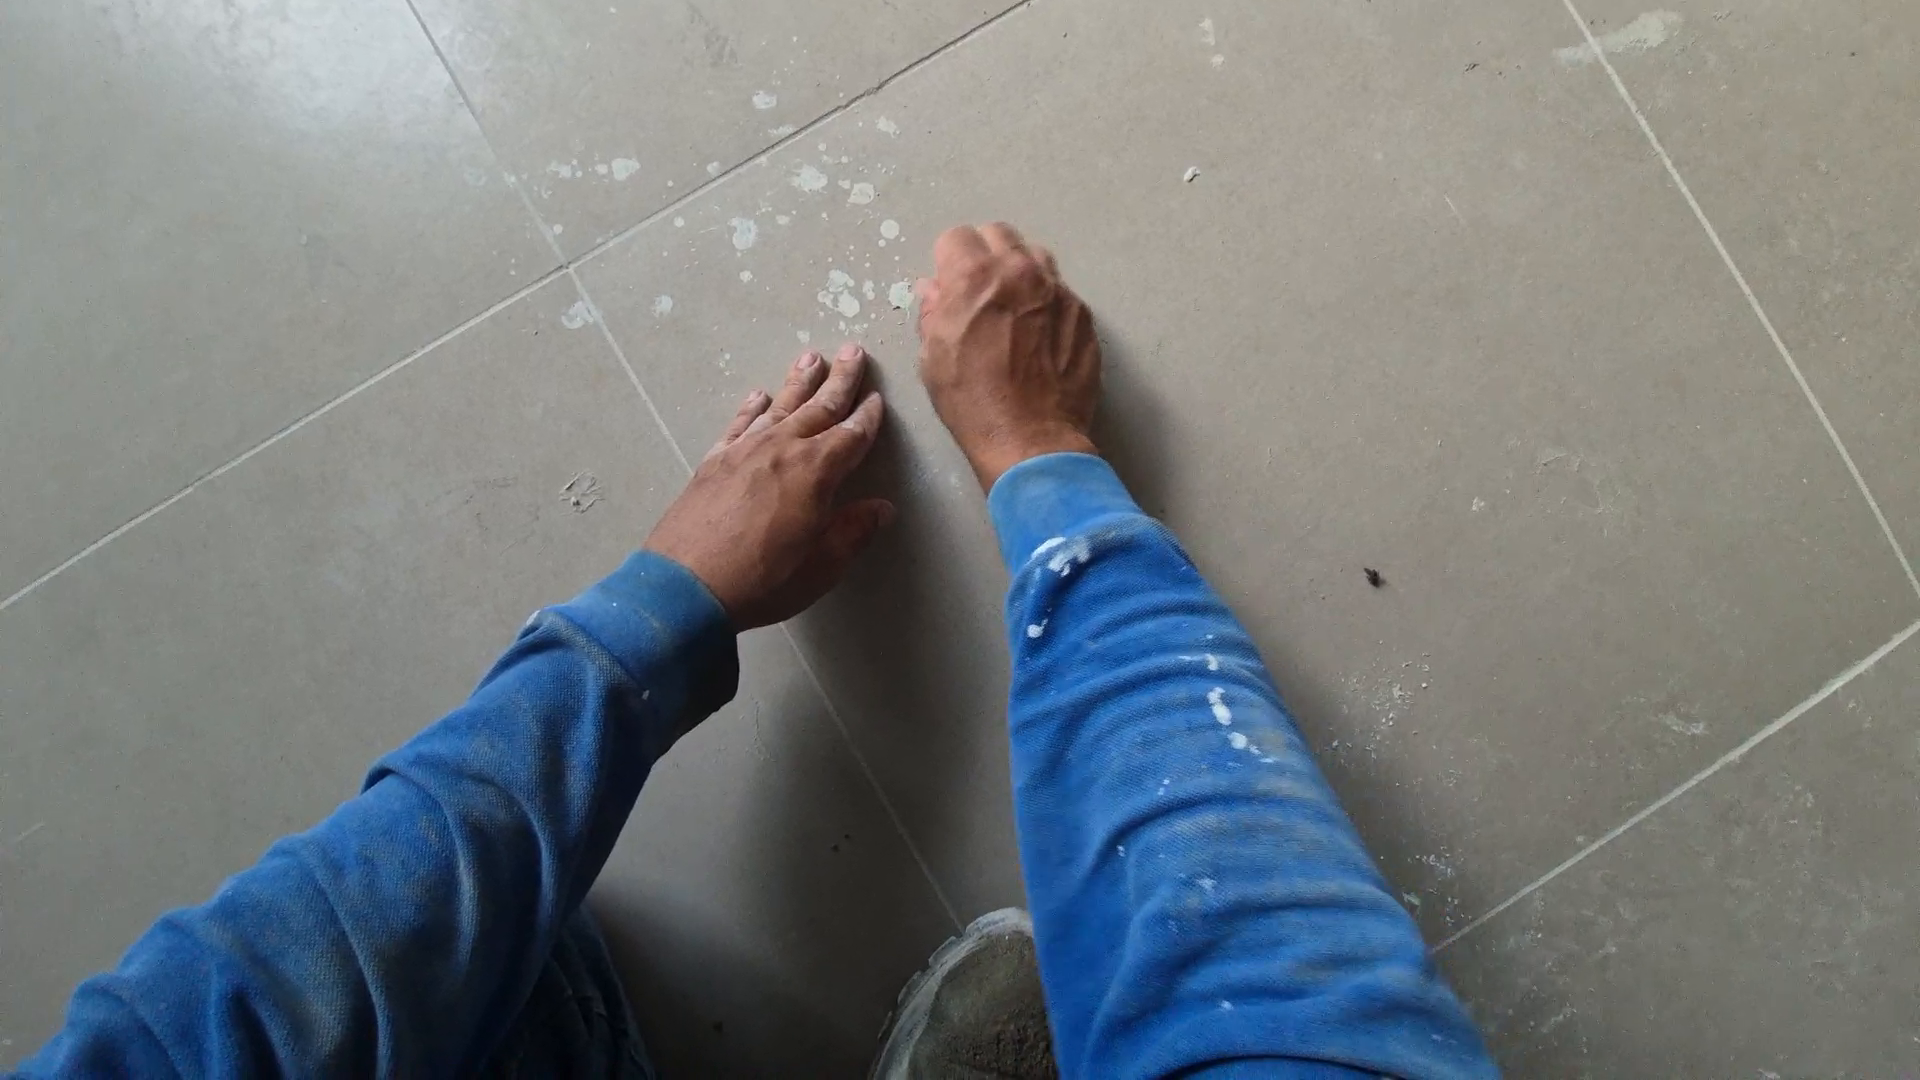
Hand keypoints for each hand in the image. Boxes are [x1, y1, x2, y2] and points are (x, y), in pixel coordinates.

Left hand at [643, 344, 892, 630]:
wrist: (686, 586)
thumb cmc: (764, 580)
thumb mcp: (823, 565)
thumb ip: (854, 531)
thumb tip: (883, 508)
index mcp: (816, 472)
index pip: (852, 436)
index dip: (868, 417)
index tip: (877, 399)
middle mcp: (782, 449)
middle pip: (819, 407)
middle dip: (840, 381)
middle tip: (852, 351)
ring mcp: (745, 451)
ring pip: (780, 406)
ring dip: (799, 382)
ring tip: (811, 358)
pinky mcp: (714, 461)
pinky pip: (739, 424)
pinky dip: (752, 408)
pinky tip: (758, 396)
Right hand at [916, 223, 1100, 490]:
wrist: (1031, 439)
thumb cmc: (972, 403)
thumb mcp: (932, 358)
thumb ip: (932, 313)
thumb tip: (934, 290)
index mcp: (975, 275)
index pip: (956, 237)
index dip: (947, 263)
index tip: (949, 288)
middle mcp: (1021, 271)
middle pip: (999, 236)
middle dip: (984, 257)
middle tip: (980, 294)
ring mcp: (1059, 291)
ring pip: (1035, 257)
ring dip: (1019, 273)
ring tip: (1013, 310)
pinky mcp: (1084, 316)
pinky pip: (1060, 293)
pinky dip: (1046, 304)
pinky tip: (1040, 337)